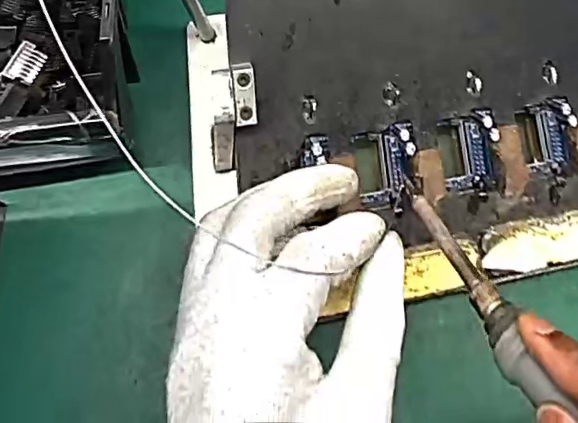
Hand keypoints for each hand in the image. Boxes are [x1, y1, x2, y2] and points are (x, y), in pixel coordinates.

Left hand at [168, 165, 405, 422]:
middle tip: (342, 179)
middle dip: (299, 188)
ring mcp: (190, 335)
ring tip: (314, 193)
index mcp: (251, 350)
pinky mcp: (189, 342)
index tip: (379, 228)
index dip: (351, 233)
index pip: (304, 257)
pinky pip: (211, 258)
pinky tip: (286, 236)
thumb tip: (388, 254)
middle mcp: (208, 329)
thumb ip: (378, 322)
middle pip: (245, 221)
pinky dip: (250, 232)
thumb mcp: (358, 410)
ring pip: (217, 229)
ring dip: (268, 201)